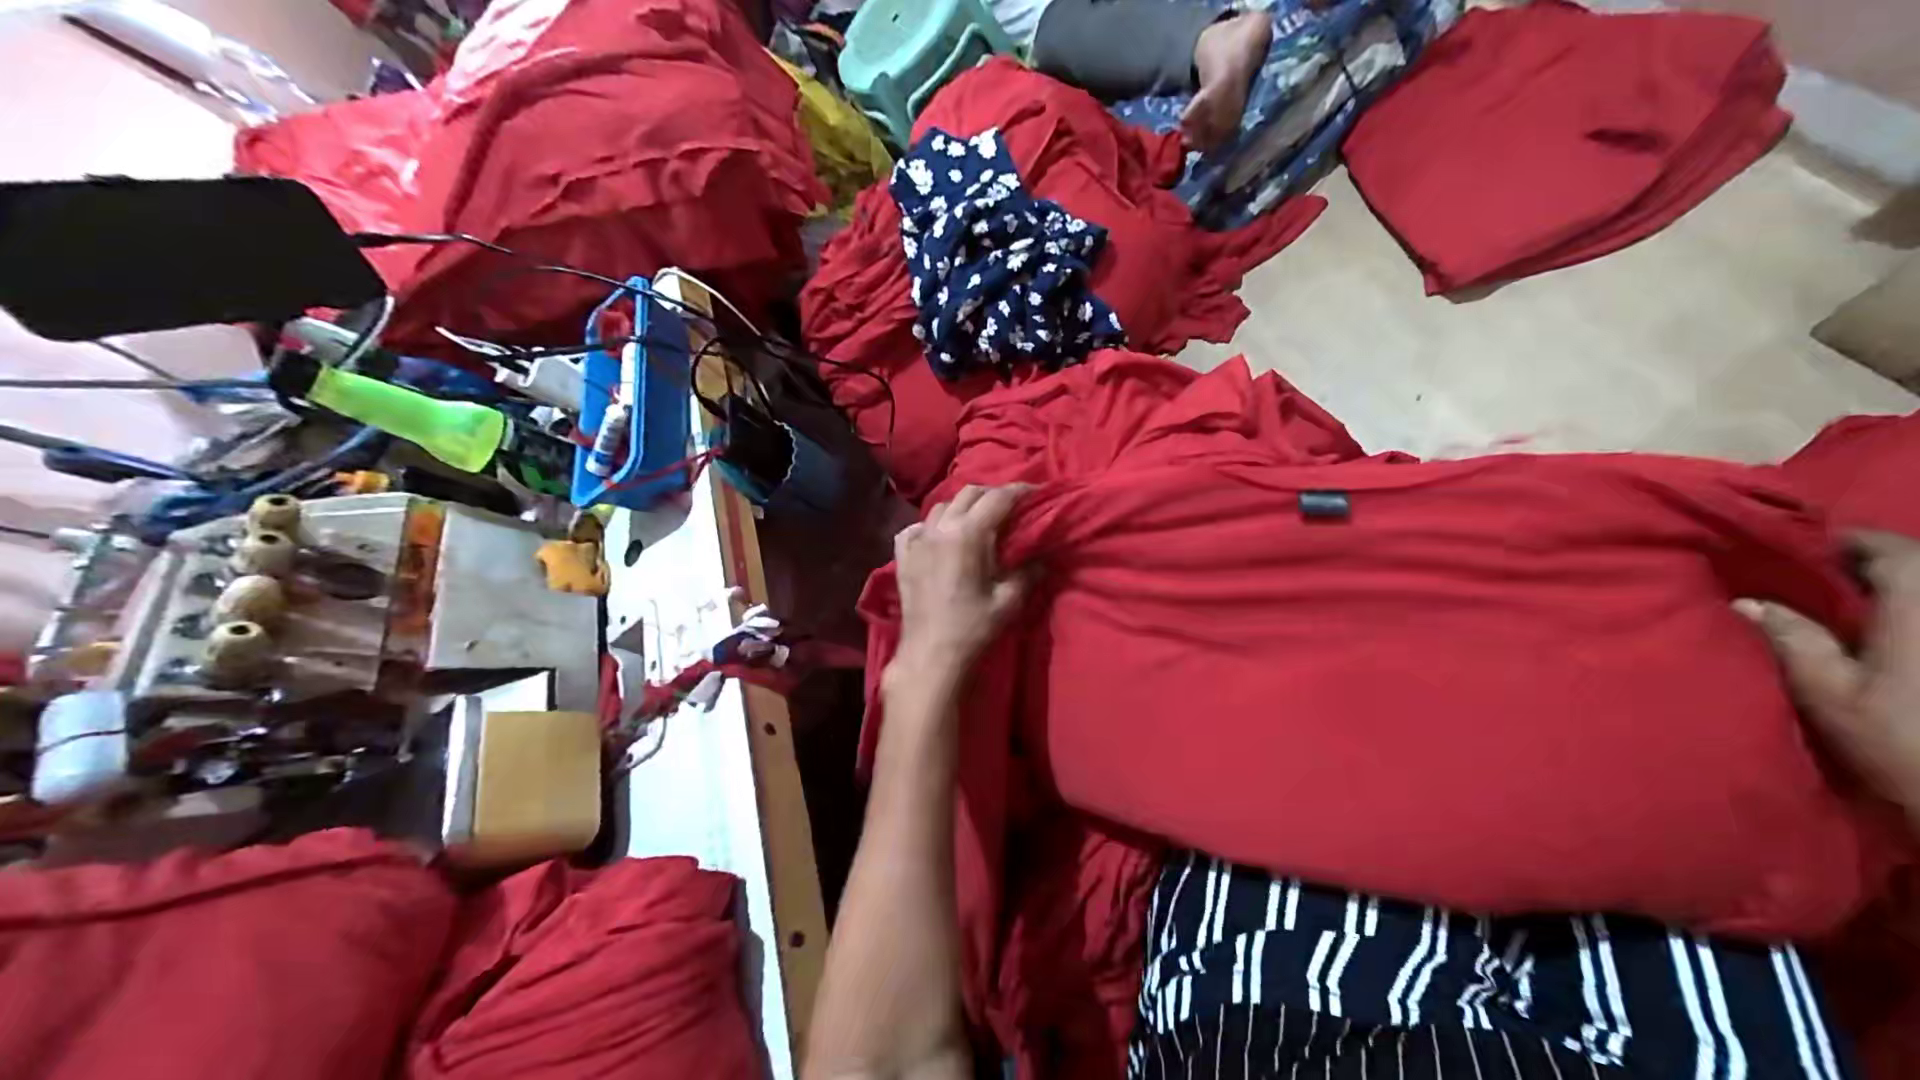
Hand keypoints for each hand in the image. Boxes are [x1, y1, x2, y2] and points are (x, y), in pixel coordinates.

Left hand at [887, 484, 1034, 690]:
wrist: (931, 654)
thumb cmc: (973, 628)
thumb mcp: (1009, 600)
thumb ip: (1028, 572)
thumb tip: (1041, 557)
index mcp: (967, 534)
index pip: (998, 498)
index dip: (1020, 491)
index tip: (1036, 492)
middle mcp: (940, 528)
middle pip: (969, 494)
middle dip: (993, 494)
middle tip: (1012, 506)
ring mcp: (917, 540)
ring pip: (941, 506)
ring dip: (963, 506)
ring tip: (978, 519)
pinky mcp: (903, 557)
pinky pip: (915, 527)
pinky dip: (931, 525)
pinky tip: (940, 536)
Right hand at [1739, 531, 1919, 815]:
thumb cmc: (1908, 742)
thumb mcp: (1829, 693)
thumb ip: (1791, 639)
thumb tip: (1748, 602)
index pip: (1885, 547)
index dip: (1839, 541)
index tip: (1790, 551)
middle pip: (1917, 567)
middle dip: (1866, 567)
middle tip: (1809, 581)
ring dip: (1892, 596)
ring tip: (1846, 610)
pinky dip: (1907, 620)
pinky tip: (1884, 641)